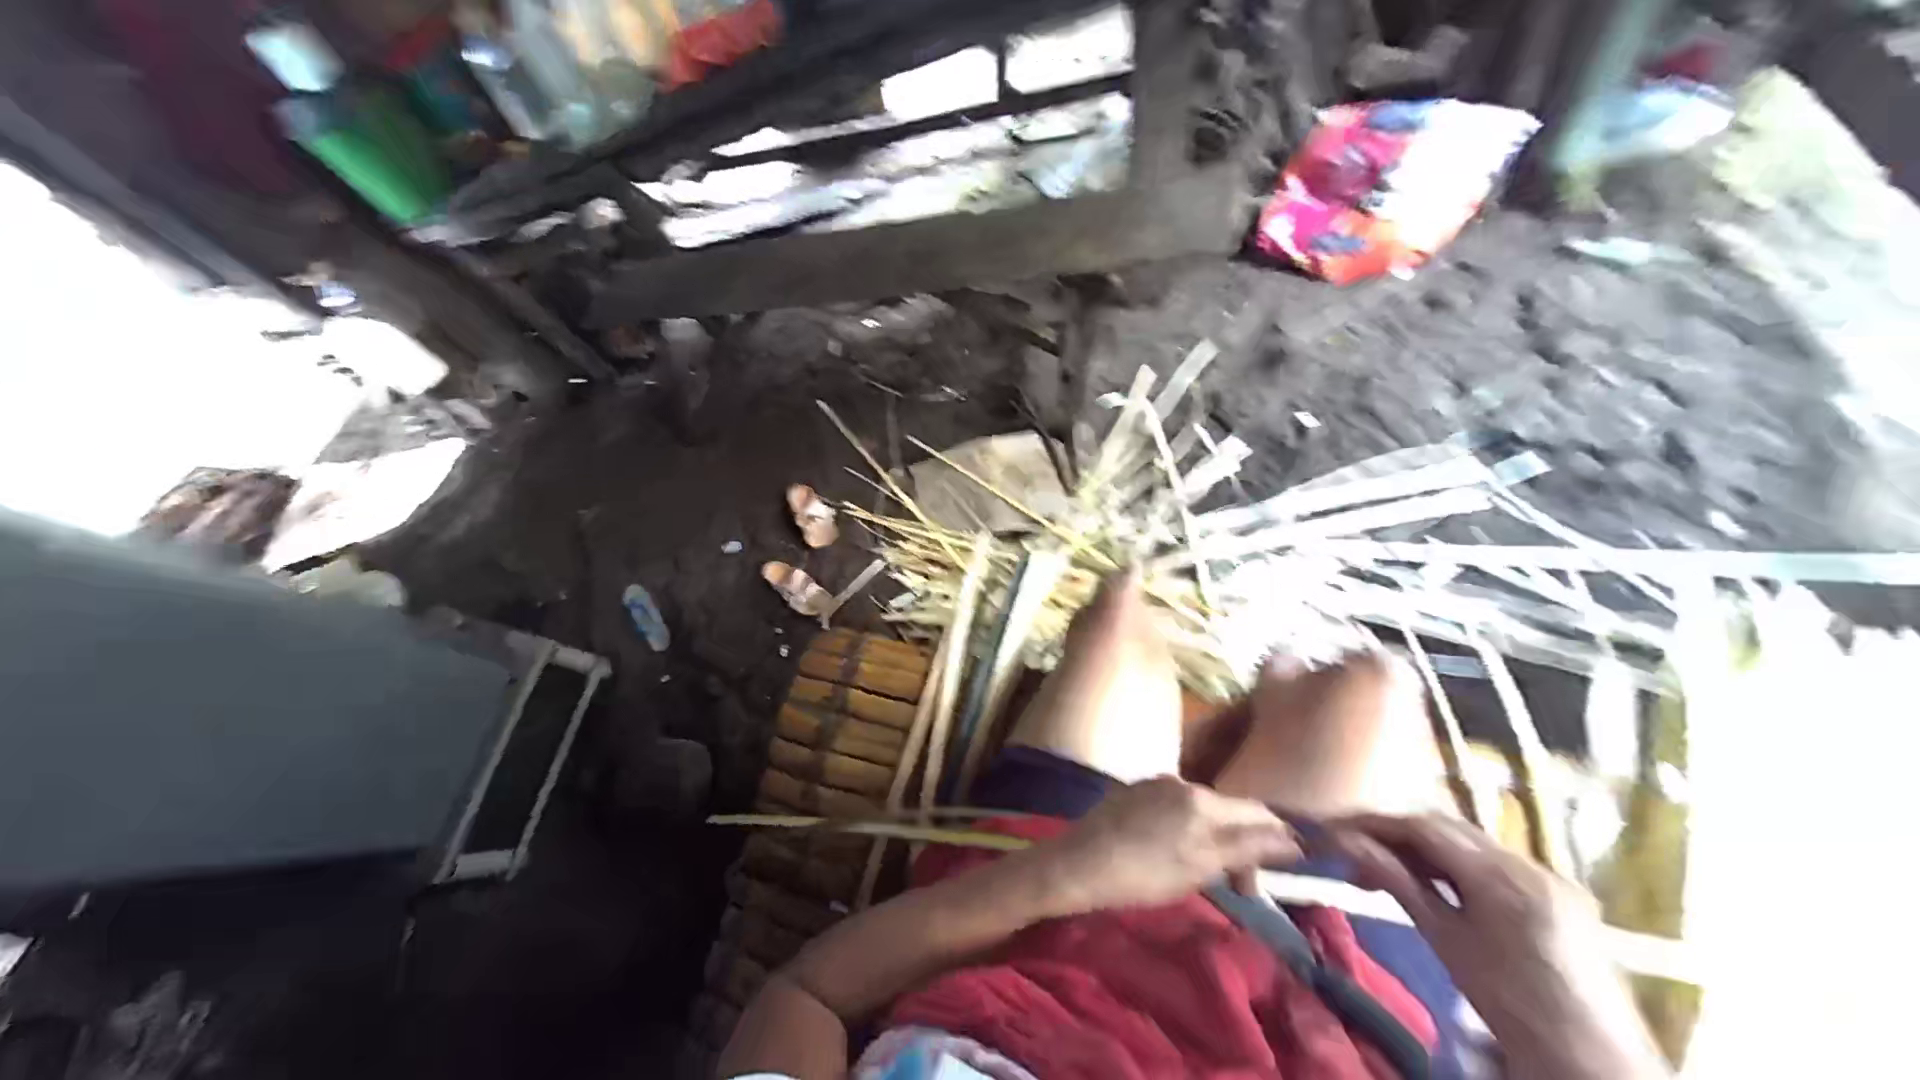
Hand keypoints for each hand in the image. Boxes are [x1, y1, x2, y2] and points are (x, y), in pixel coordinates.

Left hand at [1029, 776, 1301, 915]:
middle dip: (1247, 841)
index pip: (1258, 811)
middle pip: (1230, 808)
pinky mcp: (1134, 792)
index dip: (1279, 837)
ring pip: (1203, 808)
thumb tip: (1290, 840)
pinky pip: (1176, 806)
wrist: (1078, 862)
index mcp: (1203, 800)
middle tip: (1244, 883)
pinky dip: (1189, 827)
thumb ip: (1247, 849)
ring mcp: (1154, 784)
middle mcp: (1182, 782)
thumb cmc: (1142, 874)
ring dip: (1217, 835)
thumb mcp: (1201, 868)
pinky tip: (1177, 850)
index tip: (1288, 867)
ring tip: (1210, 870)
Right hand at [1328, 814, 1669, 1079]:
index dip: (1374, 823)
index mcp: (1502, 876)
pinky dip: (1455, 864)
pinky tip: (1432, 883)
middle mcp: (1529, 863)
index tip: (1335, 830)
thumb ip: (1395, 880)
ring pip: (1468, 842)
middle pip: (1446, 827)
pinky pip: (1494, 862)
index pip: (1423, 826)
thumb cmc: (1510, 1006)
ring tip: (1384, 867)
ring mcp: (1549, 876)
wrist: (1594, 1063)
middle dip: (1395, 831)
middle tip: (1352, 847)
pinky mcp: (1559, 893)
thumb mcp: (1444, 940)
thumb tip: (1343, 842)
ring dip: (1423, 847)